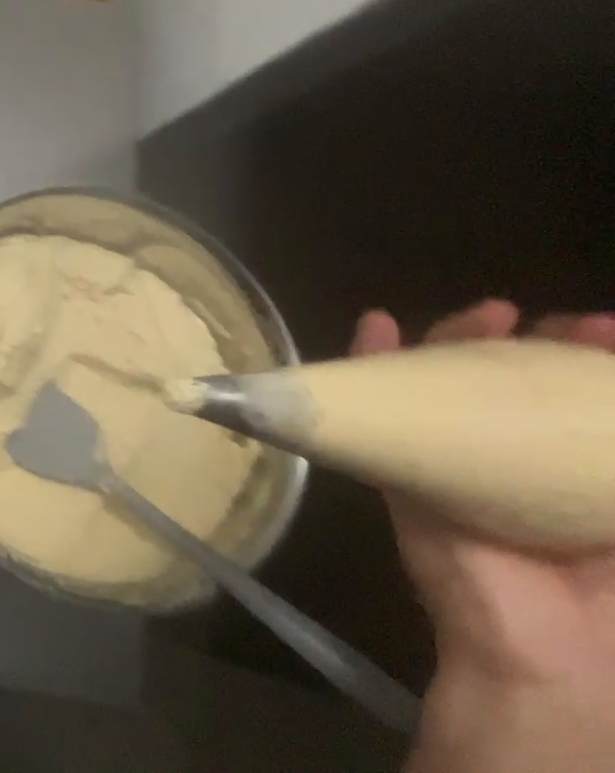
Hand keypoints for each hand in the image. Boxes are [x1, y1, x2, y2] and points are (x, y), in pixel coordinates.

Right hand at [351, 300, 614, 687]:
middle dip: (535, 346)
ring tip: (487, 314)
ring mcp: (457, 464)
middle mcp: (521, 462)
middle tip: (557, 323)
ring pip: (449, 390)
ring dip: (461, 344)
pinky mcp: (403, 473)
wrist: (554, 650)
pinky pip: (381, 414)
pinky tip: (376, 326)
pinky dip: (373, 365)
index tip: (605, 330)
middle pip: (516, 387)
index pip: (584, 402)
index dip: (596, 361)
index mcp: (584, 473)